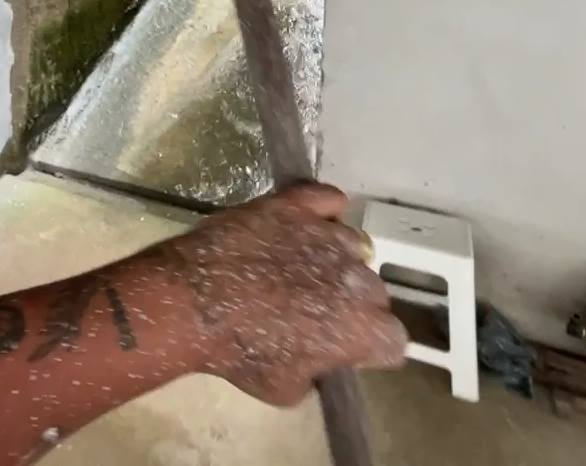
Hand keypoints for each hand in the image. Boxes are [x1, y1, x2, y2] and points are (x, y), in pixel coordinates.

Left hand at [135, 183, 406, 404]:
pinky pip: (326, 197)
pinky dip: (325, 206)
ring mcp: (324, 235)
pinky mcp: (293, 206)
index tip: (345, 341)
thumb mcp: (289, 388)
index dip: (368, 343)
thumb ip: (320, 368)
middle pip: (373, 289)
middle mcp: (356, 278)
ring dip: (335, 255)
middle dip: (351, 299)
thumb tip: (319, 353)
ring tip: (301, 264)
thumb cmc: (238, 351)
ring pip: (351, 243)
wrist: (193, 300)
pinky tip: (311, 217)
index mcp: (362, 329)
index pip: (392, 338)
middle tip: (315, 304)